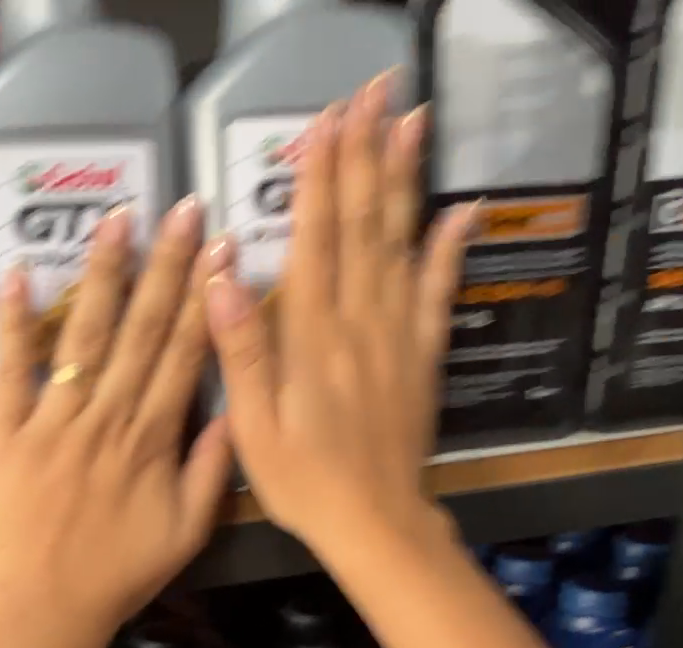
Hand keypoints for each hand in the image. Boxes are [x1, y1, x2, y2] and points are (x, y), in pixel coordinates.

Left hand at [0, 195, 234, 647]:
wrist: (43, 607)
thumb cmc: (118, 574)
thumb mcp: (186, 534)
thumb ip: (211, 471)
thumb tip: (231, 410)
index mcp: (151, 440)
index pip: (184, 355)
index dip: (204, 298)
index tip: (218, 247)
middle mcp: (106, 417)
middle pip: (140, 331)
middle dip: (164, 267)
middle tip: (181, 208)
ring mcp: (52, 420)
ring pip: (83, 337)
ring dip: (101, 276)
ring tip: (118, 220)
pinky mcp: (7, 431)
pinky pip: (11, 371)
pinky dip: (14, 324)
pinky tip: (20, 275)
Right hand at [204, 71, 477, 559]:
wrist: (374, 522)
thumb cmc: (302, 481)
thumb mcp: (252, 426)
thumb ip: (239, 349)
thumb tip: (222, 274)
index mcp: (312, 337)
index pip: (316, 239)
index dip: (320, 176)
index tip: (326, 119)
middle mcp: (360, 322)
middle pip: (363, 225)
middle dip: (365, 154)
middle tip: (374, 90)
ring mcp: (399, 336)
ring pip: (401, 244)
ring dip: (403, 180)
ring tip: (412, 120)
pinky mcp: (423, 357)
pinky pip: (439, 294)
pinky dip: (450, 249)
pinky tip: (459, 208)